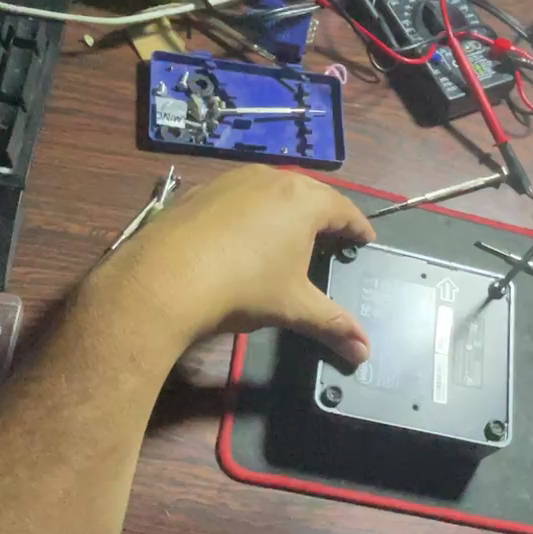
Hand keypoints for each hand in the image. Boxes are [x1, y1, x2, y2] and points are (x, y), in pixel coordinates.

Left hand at [91, 166, 375, 363]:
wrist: (166, 279)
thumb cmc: (244, 288)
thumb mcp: (293, 307)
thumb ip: (332, 325)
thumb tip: (365, 353)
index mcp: (303, 201)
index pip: (343, 209)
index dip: (357, 227)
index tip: (365, 239)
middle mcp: (271, 180)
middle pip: (308, 194)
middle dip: (323, 216)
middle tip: (332, 237)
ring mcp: (232, 181)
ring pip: (271, 192)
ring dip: (285, 211)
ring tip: (289, 235)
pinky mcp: (200, 192)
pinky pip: (238, 199)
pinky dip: (250, 215)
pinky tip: (243, 237)